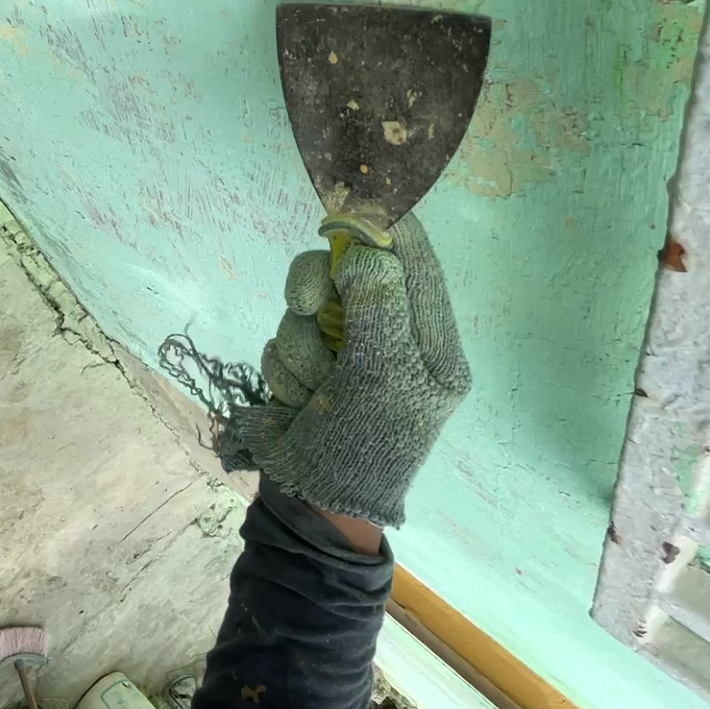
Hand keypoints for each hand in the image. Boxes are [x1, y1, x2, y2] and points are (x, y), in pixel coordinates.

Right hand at [217, 214, 469, 527]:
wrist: (313, 496)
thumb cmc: (364, 443)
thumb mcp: (381, 377)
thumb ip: (377, 306)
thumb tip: (366, 247)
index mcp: (427, 341)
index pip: (413, 263)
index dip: (383, 230)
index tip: (347, 212)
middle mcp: (387, 336)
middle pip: (346, 272)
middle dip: (319, 290)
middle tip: (306, 305)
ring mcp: (342, 348)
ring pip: (305, 305)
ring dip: (299, 346)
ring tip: (312, 389)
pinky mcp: (304, 359)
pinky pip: (282, 334)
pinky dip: (283, 365)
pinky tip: (297, 397)